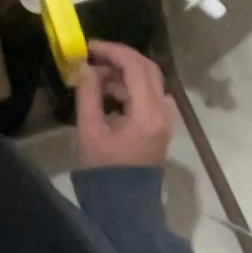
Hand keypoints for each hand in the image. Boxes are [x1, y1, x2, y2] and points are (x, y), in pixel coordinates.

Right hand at [74, 41, 178, 168]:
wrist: (124, 205)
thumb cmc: (103, 169)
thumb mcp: (89, 130)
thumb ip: (88, 94)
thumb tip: (86, 67)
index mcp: (147, 112)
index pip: (135, 67)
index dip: (112, 51)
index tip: (88, 47)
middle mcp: (163, 111)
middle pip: (147, 69)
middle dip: (120, 58)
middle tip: (93, 55)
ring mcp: (165, 119)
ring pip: (149, 81)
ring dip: (123, 72)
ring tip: (93, 76)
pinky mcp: (160, 126)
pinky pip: (148, 95)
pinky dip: (129, 86)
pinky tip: (107, 92)